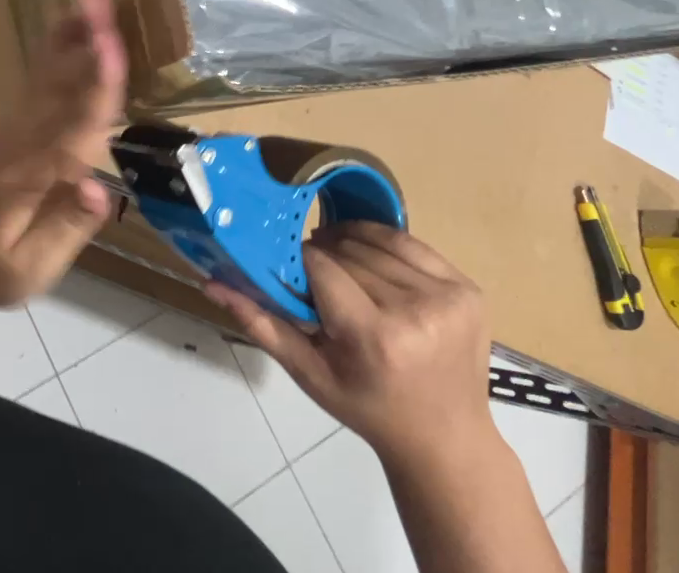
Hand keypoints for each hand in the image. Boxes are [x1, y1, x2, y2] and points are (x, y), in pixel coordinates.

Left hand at [0, 0, 126, 306]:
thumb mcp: (31, 268)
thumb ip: (66, 228)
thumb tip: (98, 188)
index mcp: (32, 178)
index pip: (73, 128)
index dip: (95, 87)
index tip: (110, 46)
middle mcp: (23, 147)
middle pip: (57, 90)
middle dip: (79, 44)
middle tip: (98, 0)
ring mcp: (13, 138)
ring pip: (44, 83)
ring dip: (65, 41)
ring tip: (84, 3)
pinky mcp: (10, 137)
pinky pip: (34, 91)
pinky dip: (50, 59)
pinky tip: (62, 38)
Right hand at [204, 220, 493, 465]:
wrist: (446, 436)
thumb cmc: (366, 406)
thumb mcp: (306, 371)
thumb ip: (260, 322)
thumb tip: (210, 283)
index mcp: (375, 335)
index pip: (321, 266)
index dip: (296, 261)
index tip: (285, 272)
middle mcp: (417, 311)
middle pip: (347, 251)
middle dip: (321, 256)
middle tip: (309, 276)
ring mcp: (449, 298)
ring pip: (375, 243)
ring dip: (347, 247)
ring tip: (334, 265)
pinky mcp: (468, 290)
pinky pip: (411, 244)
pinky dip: (381, 242)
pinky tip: (365, 255)